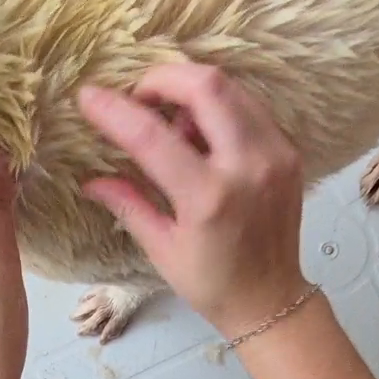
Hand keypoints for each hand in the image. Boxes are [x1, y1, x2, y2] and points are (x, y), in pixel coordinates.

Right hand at [79, 63, 309, 340]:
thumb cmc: (211, 283)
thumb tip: (90, 180)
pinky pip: (250, 107)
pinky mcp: (289, 151)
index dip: (116, 111)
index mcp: (209, 199)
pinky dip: (220, 108)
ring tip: (171, 122)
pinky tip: (202, 136)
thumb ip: (128, 204)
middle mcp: (247, 167)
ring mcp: (275, 155)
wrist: (270, 299)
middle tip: (138, 98)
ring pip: (231, 88)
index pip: (153, 137)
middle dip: (162, 79)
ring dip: (192, 92)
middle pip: (205, 86)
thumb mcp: (162, 249)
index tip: (89, 97)